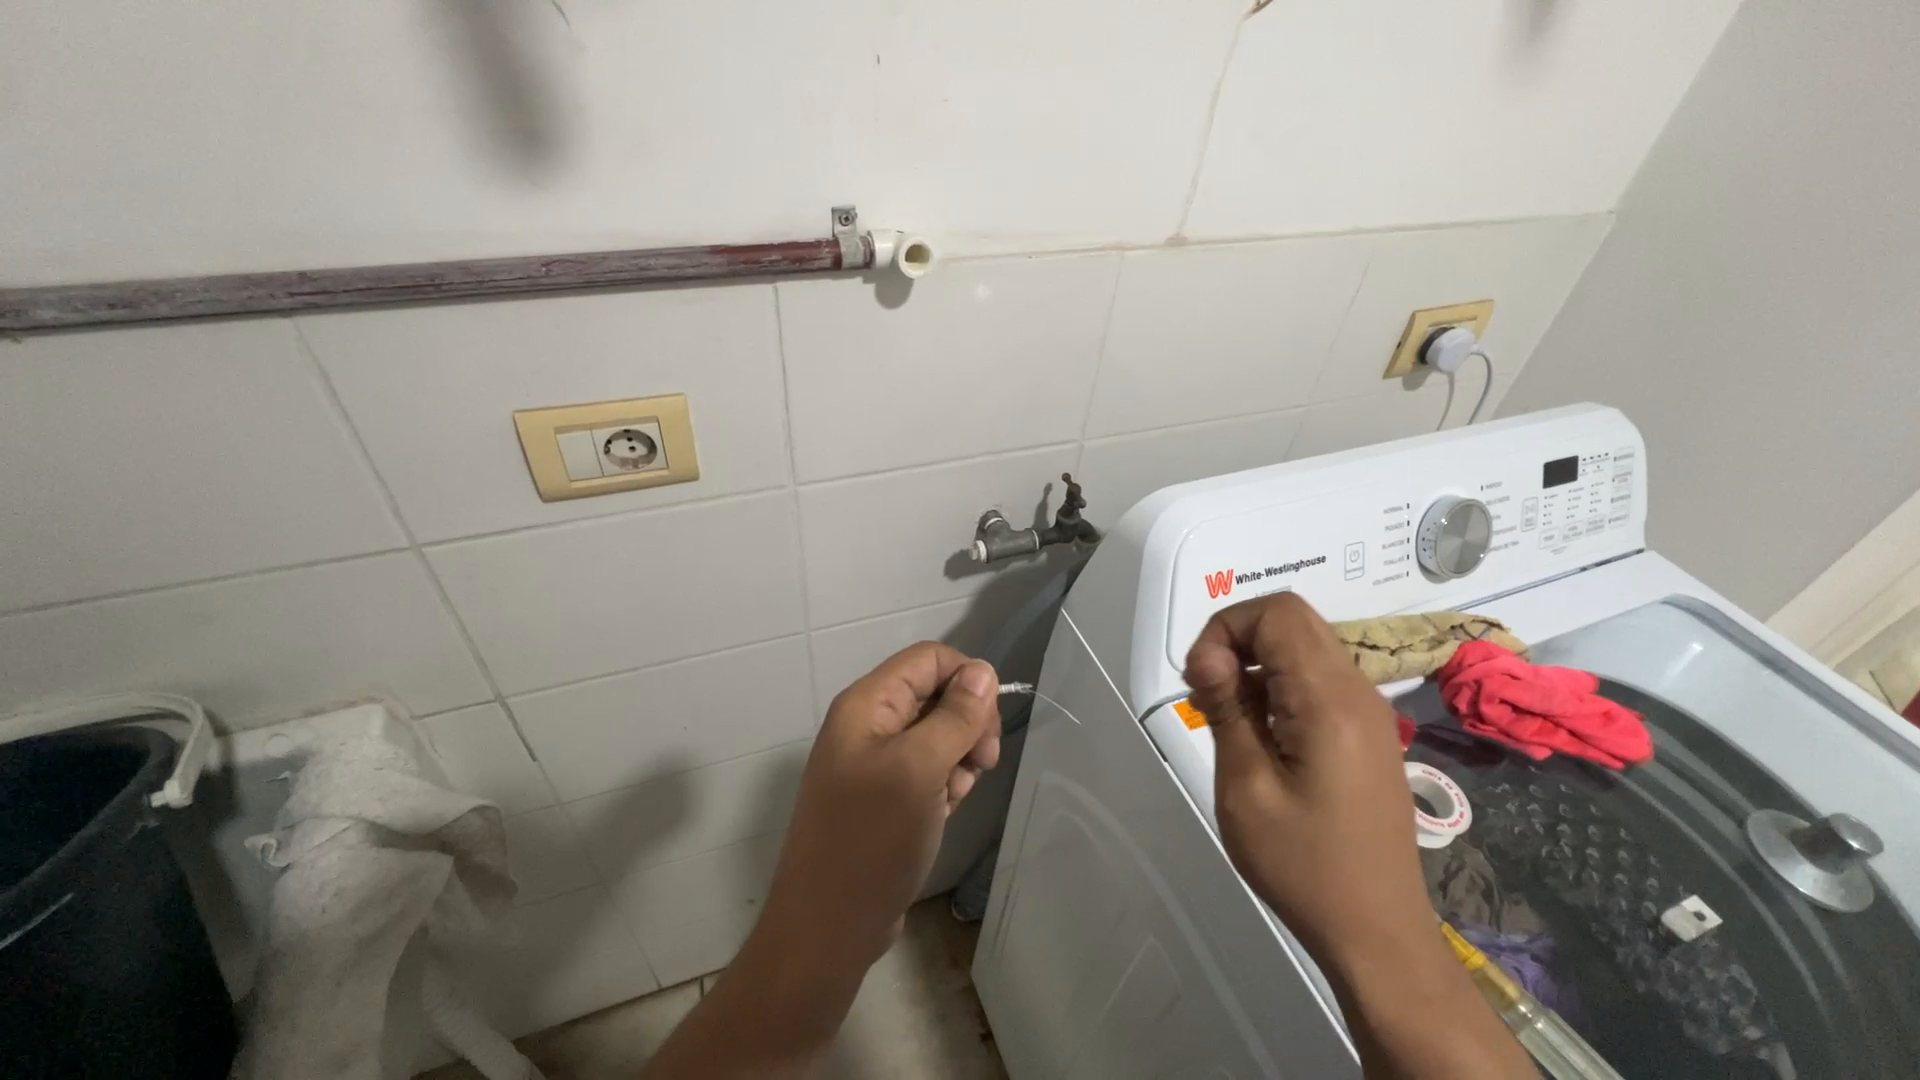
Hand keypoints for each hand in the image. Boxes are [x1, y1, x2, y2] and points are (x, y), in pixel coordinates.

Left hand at [761, 642, 1000, 966]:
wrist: (829, 926)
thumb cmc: (871, 840)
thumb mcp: (919, 770)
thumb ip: (954, 716)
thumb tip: (983, 670)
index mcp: (867, 705)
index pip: (929, 659)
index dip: (967, 679)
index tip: (988, 726)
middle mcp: (869, 725)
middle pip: (936, 694)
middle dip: (967, 724)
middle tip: (981, 764)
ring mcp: (875, 763)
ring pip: (938, 735)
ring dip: (959, 759)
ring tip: (954, 796)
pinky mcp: (884, 797)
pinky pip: (928, 770)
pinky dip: (945, 785)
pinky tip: (944, 812)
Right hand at [1183, 593, 1432, 958]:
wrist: (1376, 931)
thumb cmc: (1303, 864)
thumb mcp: (1246, 788)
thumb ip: (1227, 709)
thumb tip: (1207, 654)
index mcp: (1329, 700)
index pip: (1277, 614)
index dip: (1226, 629)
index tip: (1200, 680)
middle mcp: (1358, 692)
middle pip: (1294, 620)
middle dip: (1238, 638)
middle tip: (1207, 692)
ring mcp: (1369, 712)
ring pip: (1307, 646)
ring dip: (1256, 661)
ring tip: (1226, 714)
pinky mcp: (1368, 733)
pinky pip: (1320, 679)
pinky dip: (1279, 684)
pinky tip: (1260, 731)